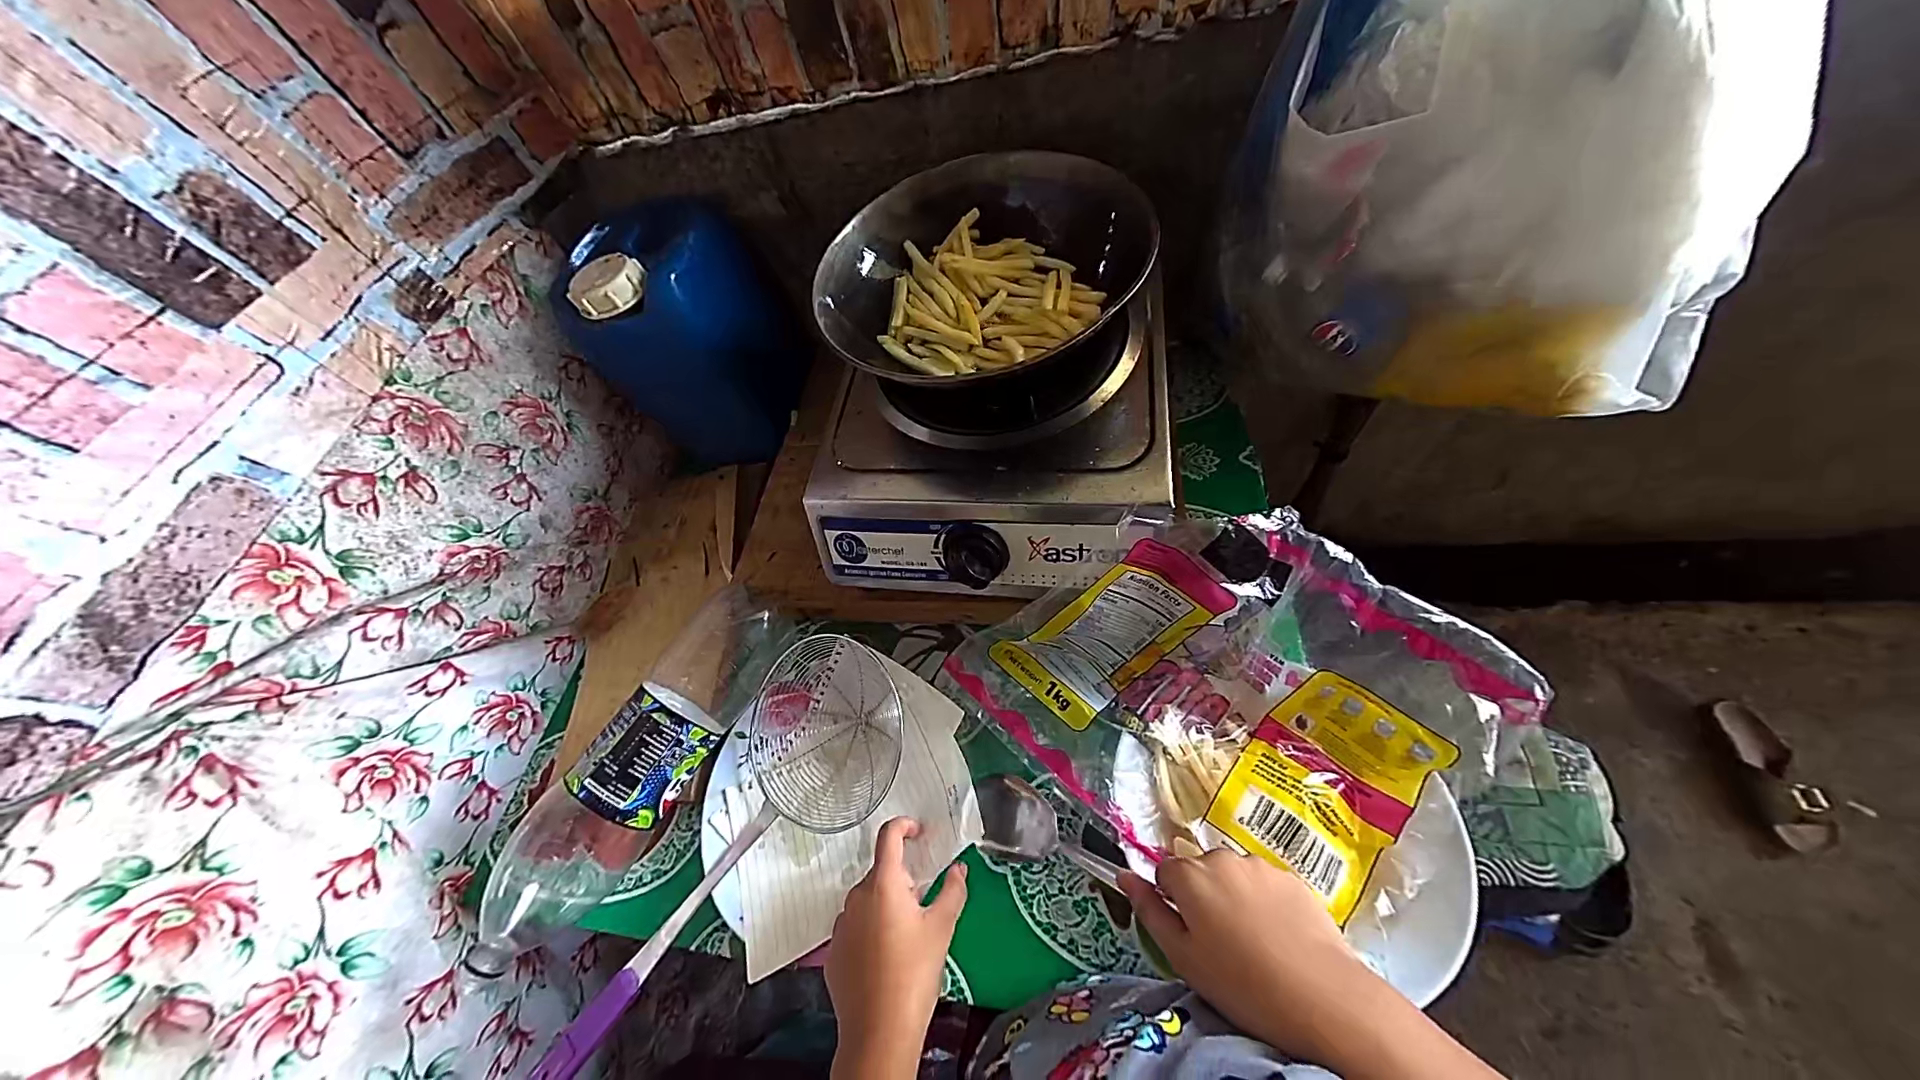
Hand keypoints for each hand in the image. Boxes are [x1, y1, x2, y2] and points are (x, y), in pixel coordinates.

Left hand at [827, 817, 967, 1079]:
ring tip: (907, 939)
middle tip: (924, 908)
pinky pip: (856, 927)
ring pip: (868, 902)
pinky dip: (871, 931)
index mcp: (883, 884)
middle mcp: (856, 897)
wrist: (879, 1031)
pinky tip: (886, 959)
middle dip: (903, 883)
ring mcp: (841, 924)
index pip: (889, 836)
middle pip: (882, 874)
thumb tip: (958, 869)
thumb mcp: (942, 928)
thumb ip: (952, 891)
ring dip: (886, 907)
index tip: (918, 831)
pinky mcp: (834, 952)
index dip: (904, 825)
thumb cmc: (914, 973)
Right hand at [1121, 851, 1501, 1079]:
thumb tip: (1124, 876)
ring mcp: (1260, 865)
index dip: (1172, 900)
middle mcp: (1222, 858)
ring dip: (1234, 896)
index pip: (1164, 871)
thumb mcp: (1182, 956)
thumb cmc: (1242, 983)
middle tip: (1218, 940)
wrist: (1325, 998)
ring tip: (1253, 942)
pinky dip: (1265, 901)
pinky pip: (1266, 883)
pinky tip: (1278, 937)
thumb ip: (1149, 910)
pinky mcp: (1294, 878)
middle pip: (1200, 869)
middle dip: (1203, 895)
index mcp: (1189, 875)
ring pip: (1233, 875)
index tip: (1187, 930)